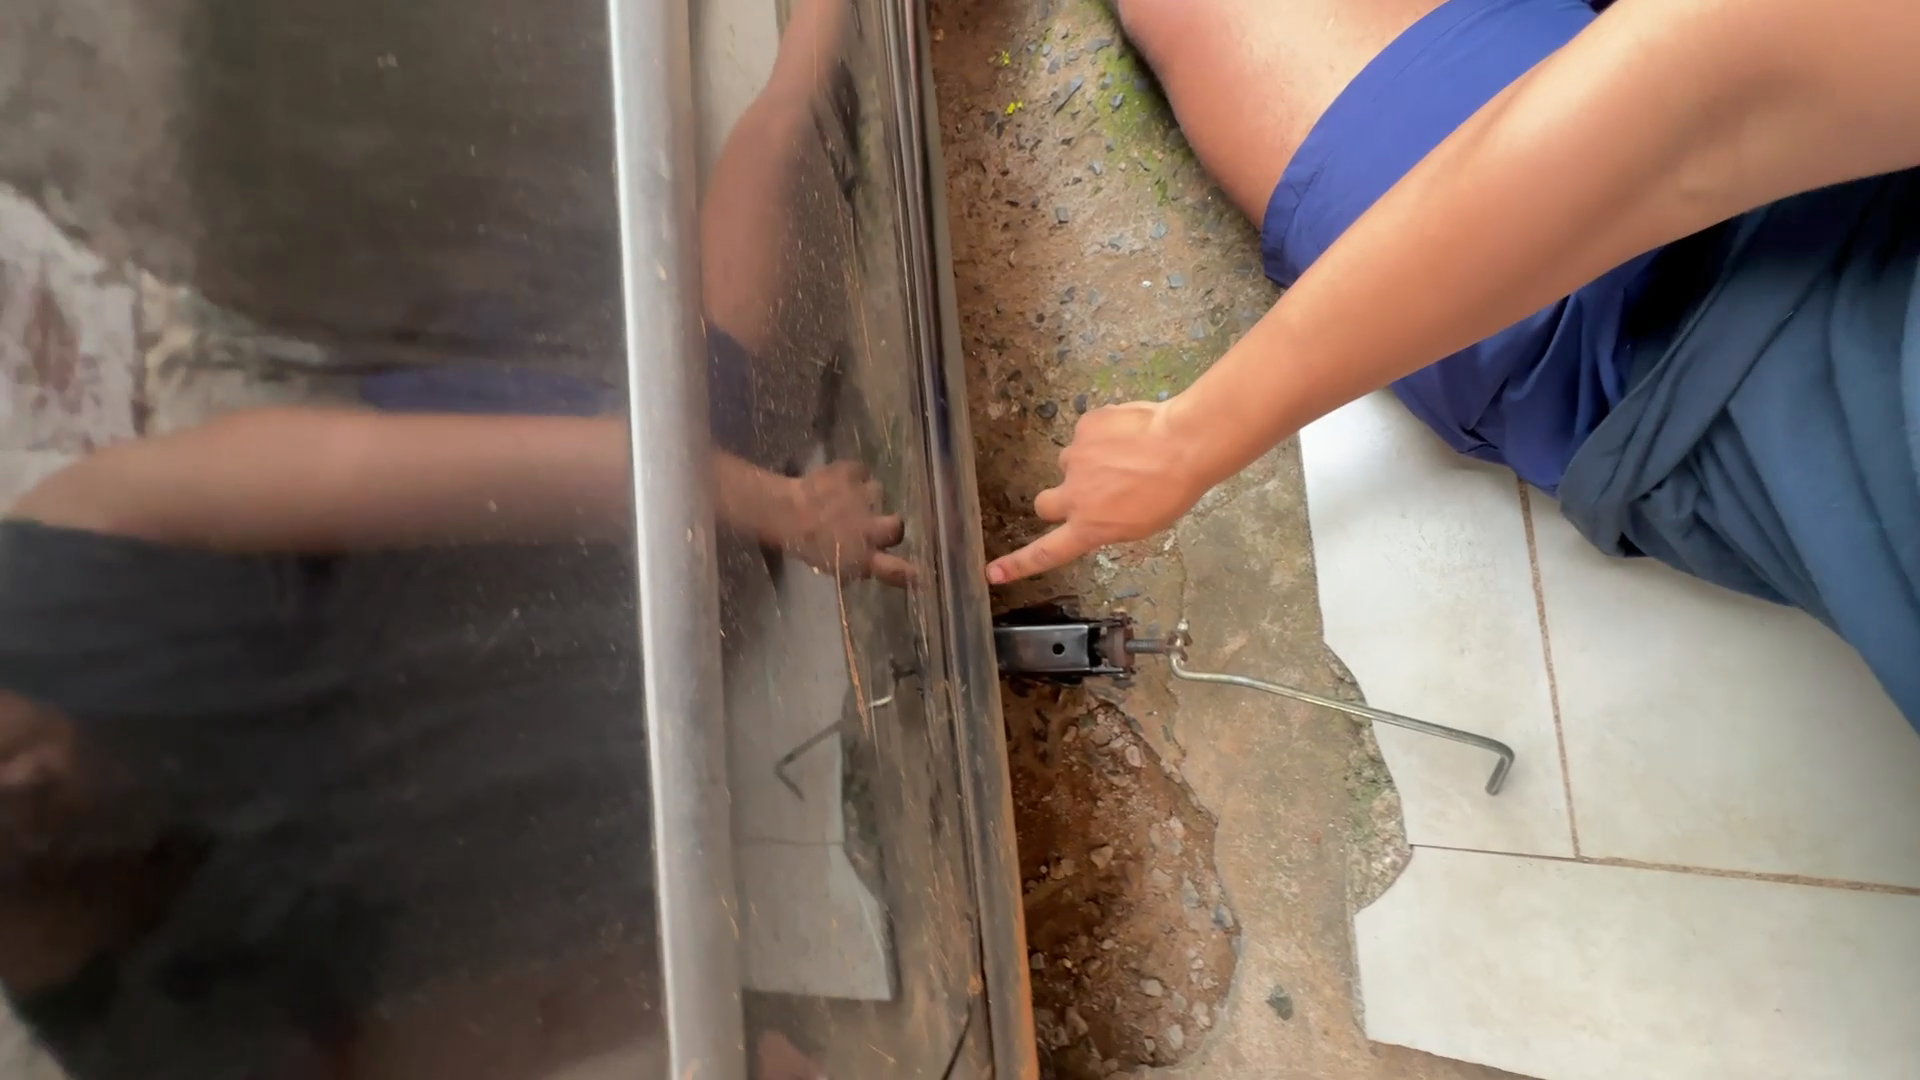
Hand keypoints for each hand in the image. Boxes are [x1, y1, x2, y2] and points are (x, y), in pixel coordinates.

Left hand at [770, 461, 914, 586]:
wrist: (783, 512)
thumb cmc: (803, 544)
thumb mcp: (832, 564)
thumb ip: (859, 564)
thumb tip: (872, 564)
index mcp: (864, 555)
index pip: (895, 569)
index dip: (908, 572)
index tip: (919, 574)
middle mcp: (871, 528)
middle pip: (898, 527)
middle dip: (892, 525)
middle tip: (875, 523)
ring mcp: (864, 498)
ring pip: (879, 493)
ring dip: (868, 497)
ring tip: (849, 498)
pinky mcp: (852, 473)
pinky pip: (862, 471)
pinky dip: (854, 474)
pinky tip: (841, 480)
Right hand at [986, 399, 1210, 583]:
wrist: (1183, 445)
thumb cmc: (1172, 491)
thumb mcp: (1141, 525)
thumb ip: (1107, 524)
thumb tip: (1096, 515)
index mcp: (1090, 527)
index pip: (1045, 552)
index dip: (1017, 564)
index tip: (992, 572)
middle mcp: (1074, 496)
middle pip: (1044, 503)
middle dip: (1059, 499)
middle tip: (1089, 491)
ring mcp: (1075, 460)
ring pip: (1069, 465)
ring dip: (1087, 464)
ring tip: (1124, 458)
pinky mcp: (1084, 429)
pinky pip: (1086, 434)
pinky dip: (1102, 435)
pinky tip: (1128, 436)